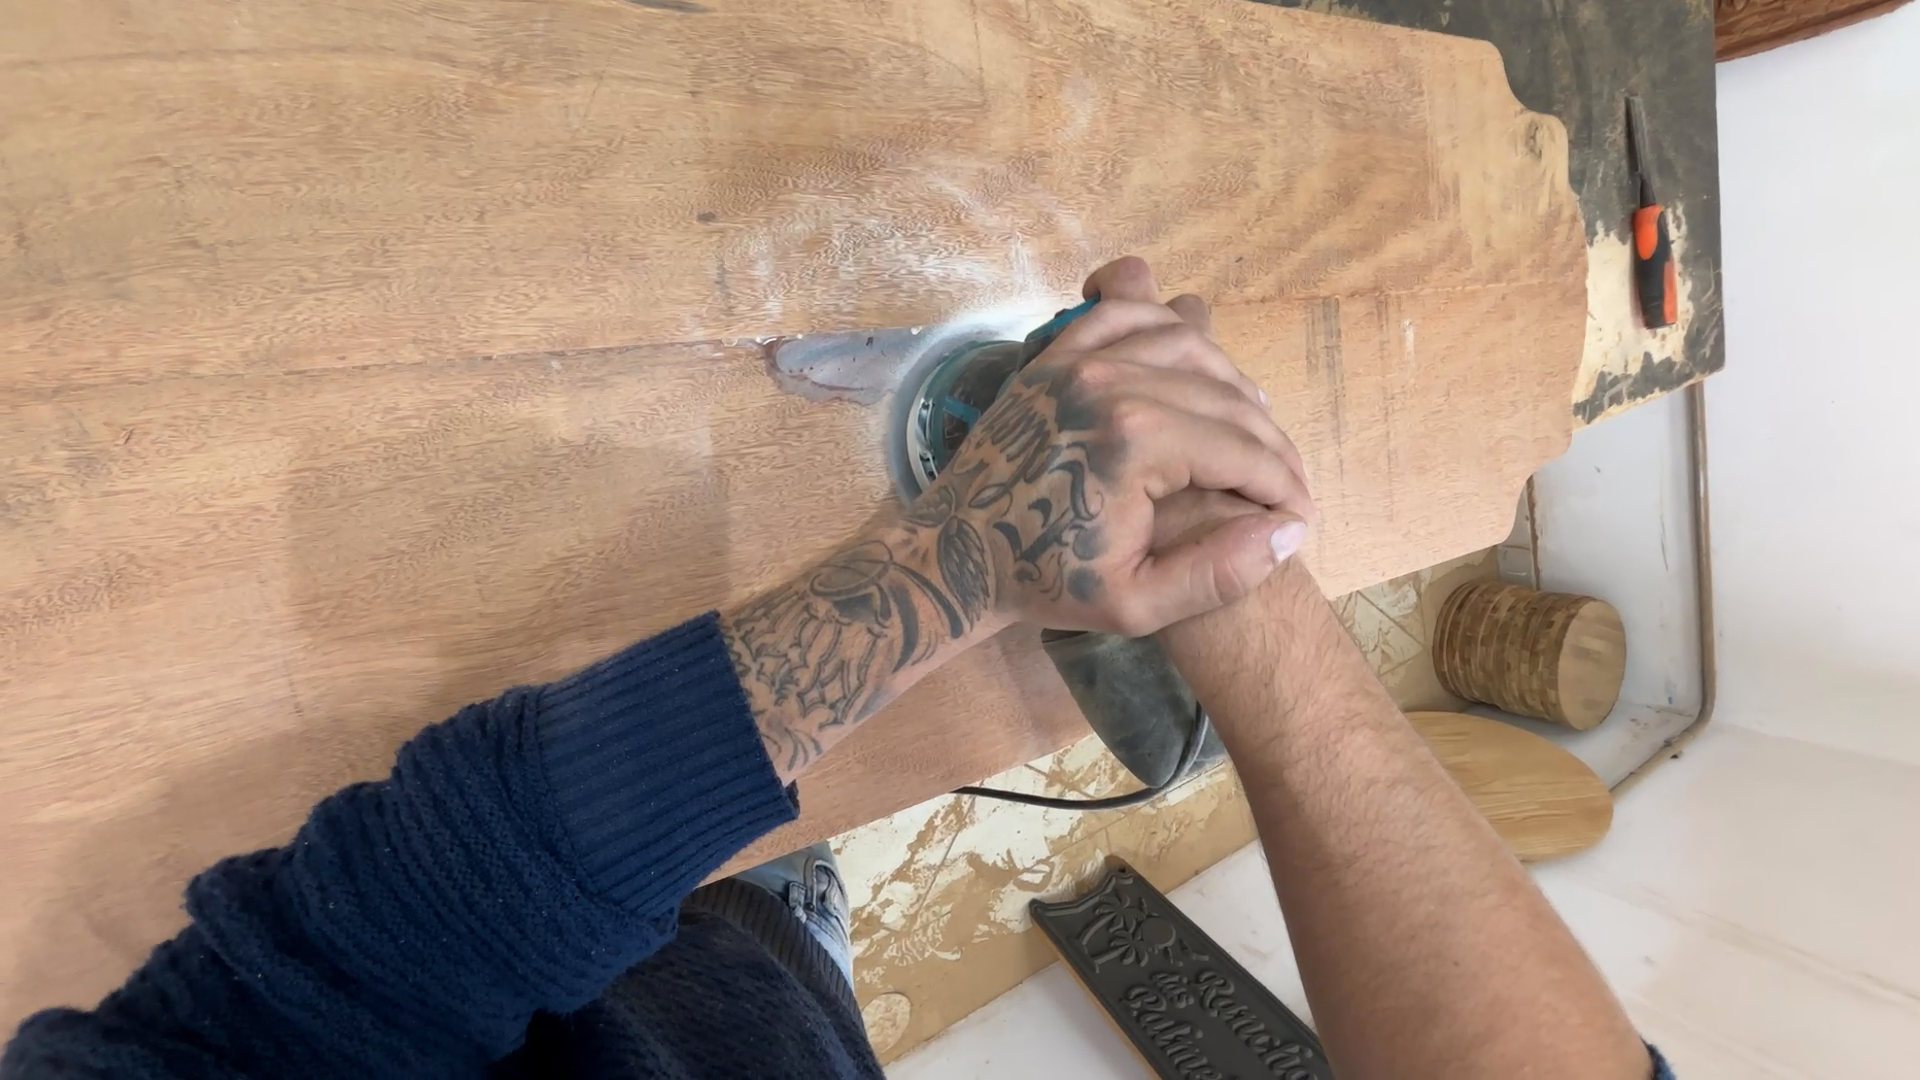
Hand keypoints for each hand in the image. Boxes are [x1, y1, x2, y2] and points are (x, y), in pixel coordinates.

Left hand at [911, 256, 1315, 636]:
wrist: (959, 554)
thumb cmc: (1044, 582)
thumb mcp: (1136, 604)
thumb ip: (1221, 574)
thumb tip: (1290, 529)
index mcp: (1136, 442)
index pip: (1245, 451)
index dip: (1285, 487)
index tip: (1300, 517)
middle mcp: (1112, 384)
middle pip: (1227, 399)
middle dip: (1270, 445)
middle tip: (1283, 485)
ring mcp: (1077, 363)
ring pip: (1190, 348)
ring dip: (1232, 386)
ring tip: (1250, 432)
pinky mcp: (1054, 359)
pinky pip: (1126, 319)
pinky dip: (1168, 328)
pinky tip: (1192, 359)